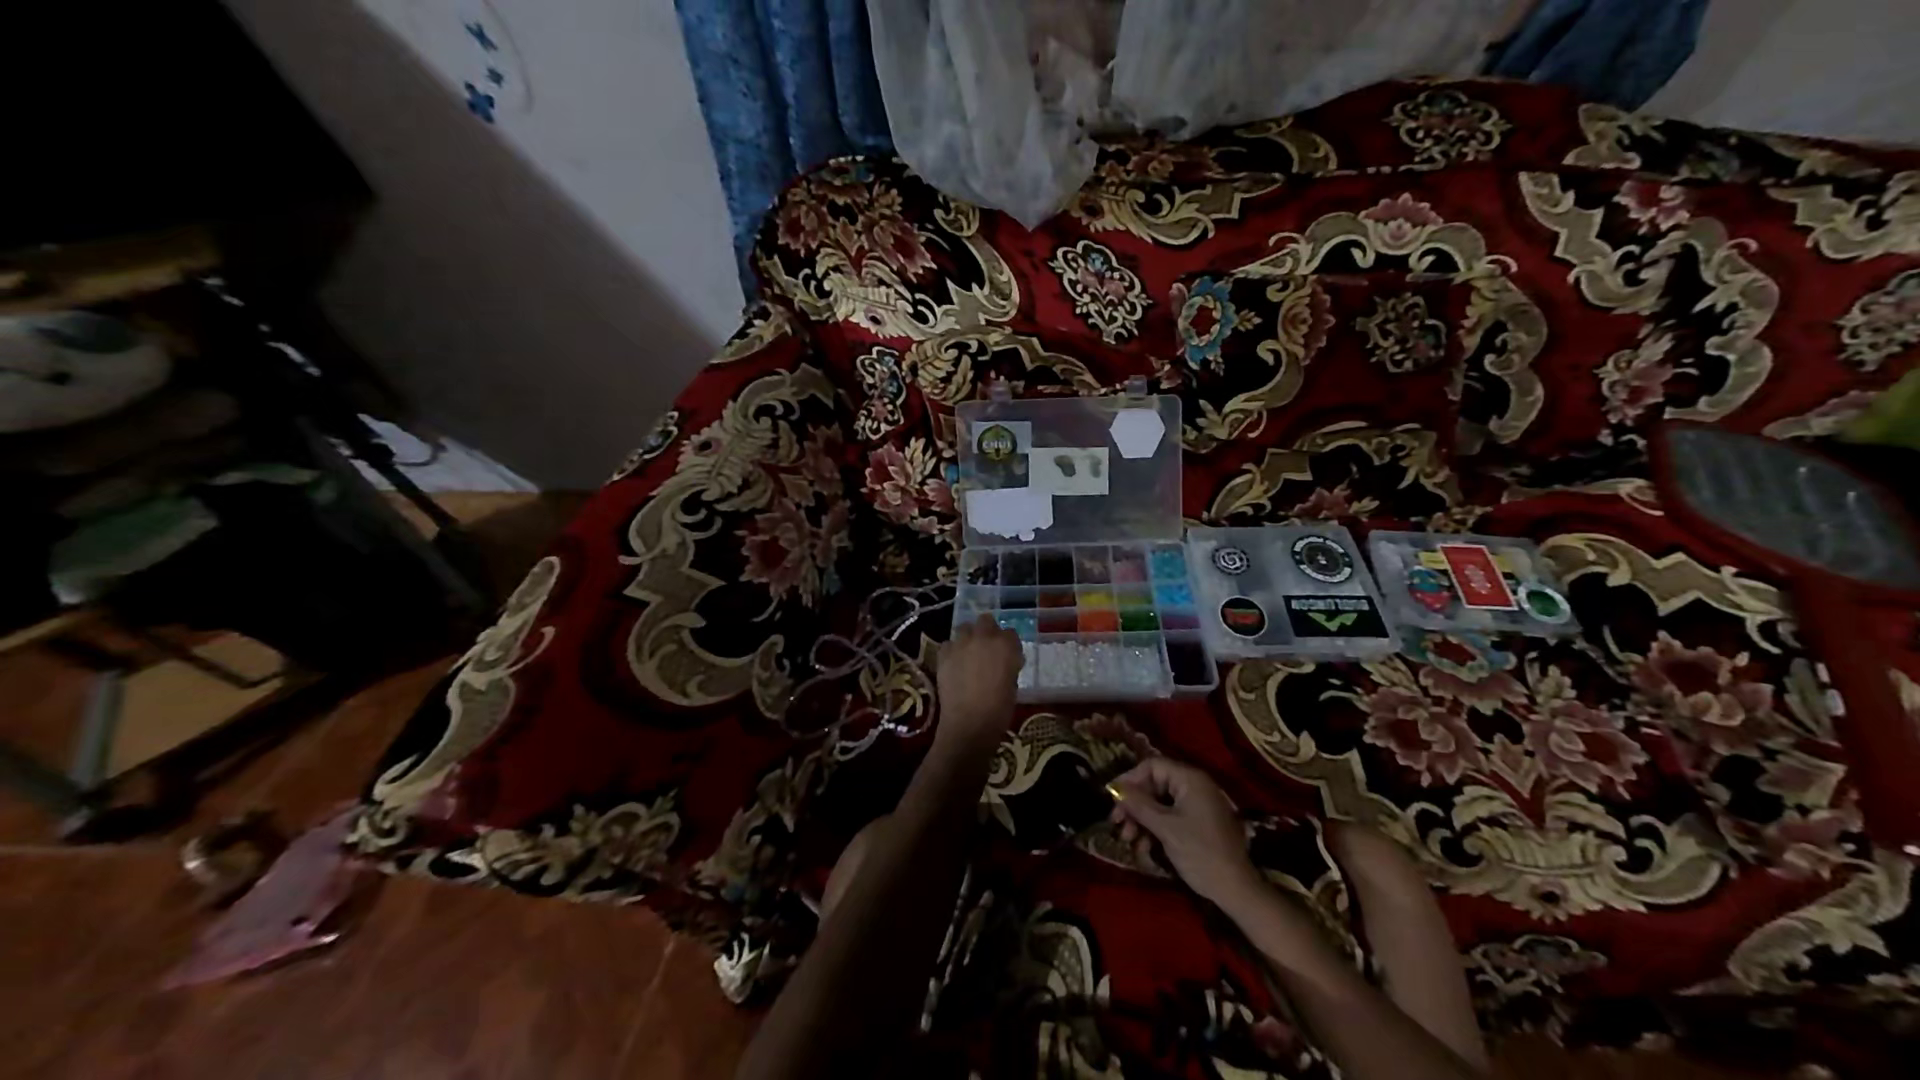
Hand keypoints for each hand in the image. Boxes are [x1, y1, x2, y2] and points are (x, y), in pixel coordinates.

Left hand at [933, 615, 1022, 758]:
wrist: (970, 723)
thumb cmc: (999, 709)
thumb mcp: (1013, 683)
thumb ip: (1008, 664)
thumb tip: (1003, 661)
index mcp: (1006, 645)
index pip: (1010, 633)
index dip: (1008, 644)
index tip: (1007, 655)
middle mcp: (984, 637)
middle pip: (986, 620)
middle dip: (987, 630)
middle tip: (987, 647)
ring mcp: (961, 643)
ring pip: (964, 628)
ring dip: (968, 637)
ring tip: (968, 653)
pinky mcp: (943, 654)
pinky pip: (948, 644)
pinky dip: (952, 650)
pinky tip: (954, 664)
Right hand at [1110, 757, 1260, 906]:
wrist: (1235, 889)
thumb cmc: (1200, 852)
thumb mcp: (1165, 828)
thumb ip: (1139, 805)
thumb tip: (1115, 788)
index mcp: (1190, 779)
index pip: (1152, 766)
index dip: (1129, 779)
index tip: (1112, 798)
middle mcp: (1194, 786)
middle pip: (1153, 785)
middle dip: (1134, 804)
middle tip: (1117, 823)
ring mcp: (1196, 805)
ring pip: (1158, 803)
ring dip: (1141, 820)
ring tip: (1128, 840)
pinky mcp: (1197, 822)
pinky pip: (1169, 817)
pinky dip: (1154, 829)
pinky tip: (1144, 848)